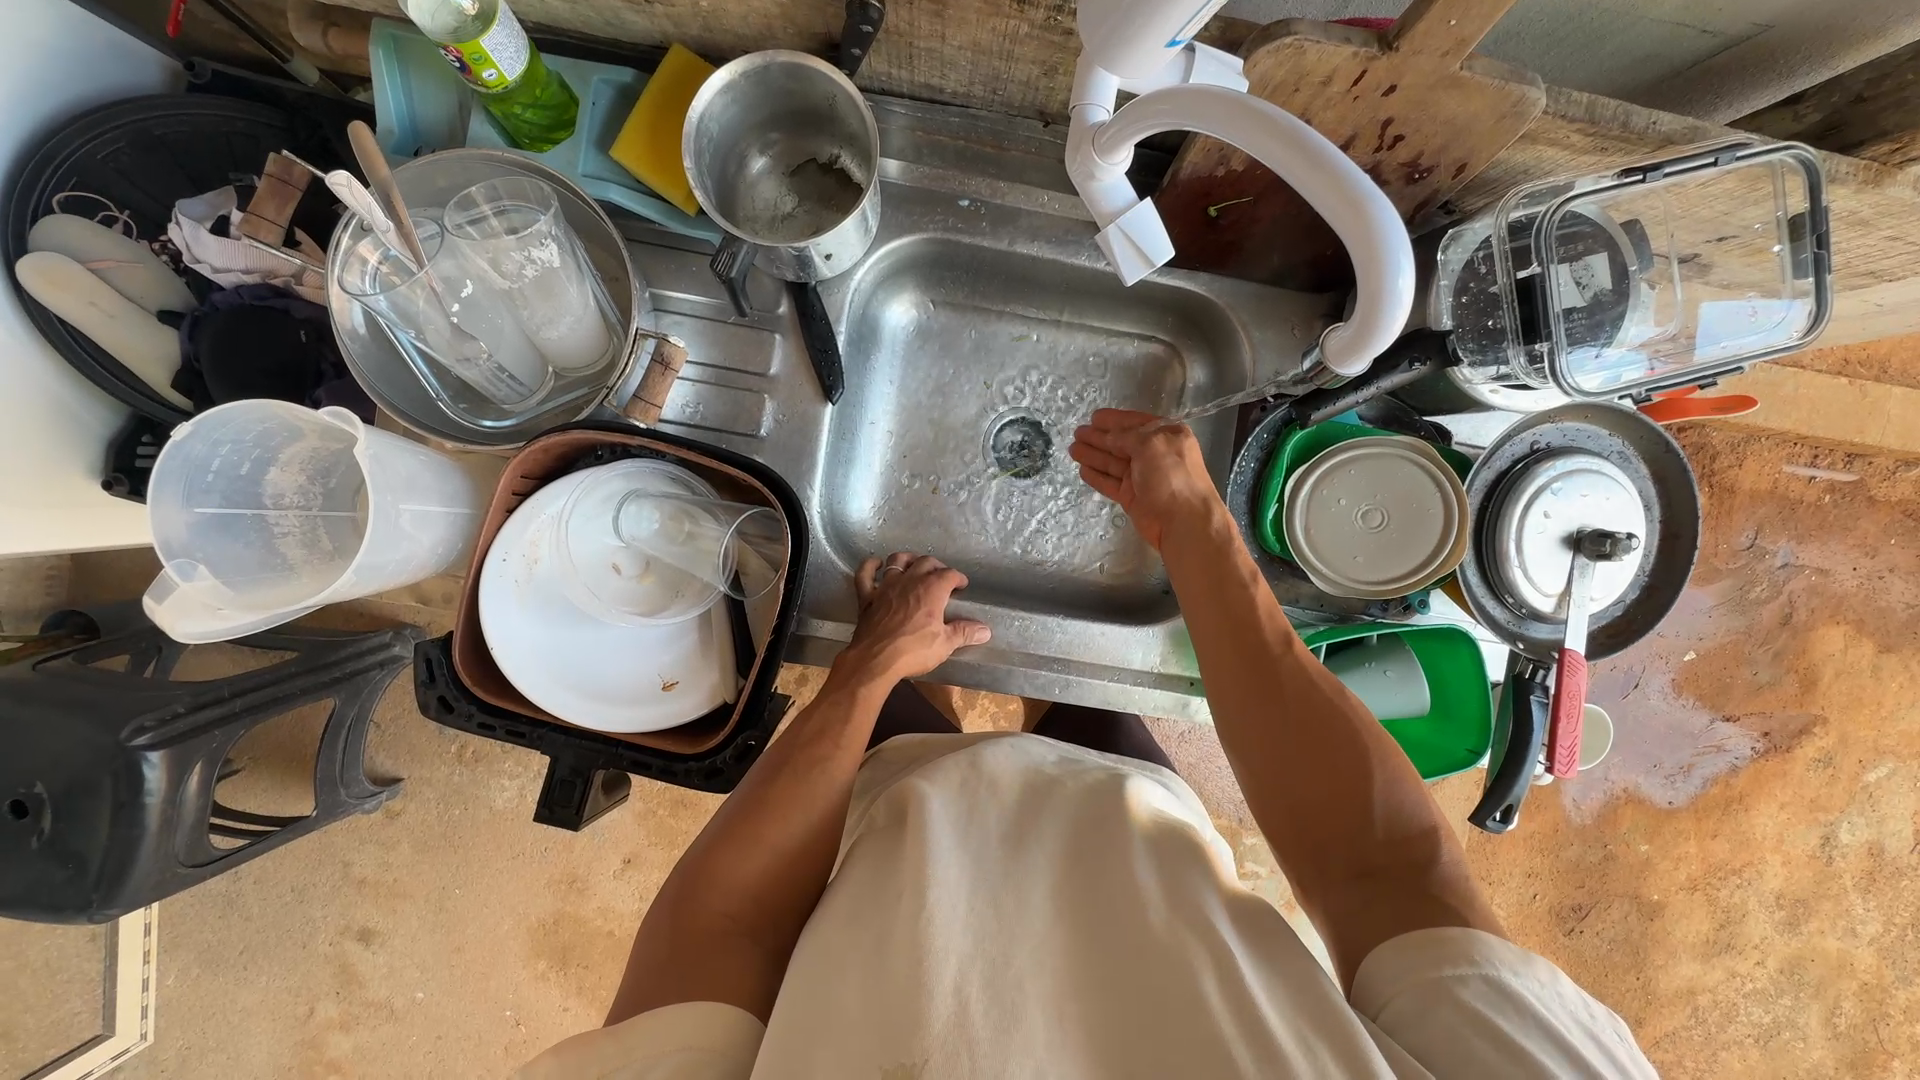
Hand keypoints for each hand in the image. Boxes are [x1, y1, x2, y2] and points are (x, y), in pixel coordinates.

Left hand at [837, 553, 990, 685]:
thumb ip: (964, 633)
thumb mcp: (945, 644)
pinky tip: (876, 563)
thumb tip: (985, 630)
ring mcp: (886, 587)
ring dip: (908, 559)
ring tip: (914, 564)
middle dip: (937, 566)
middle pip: (925, 562)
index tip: (962, 585)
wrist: (875, 660)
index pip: (949, 574)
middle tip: (942, 576)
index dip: (958, 577)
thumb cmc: (913, 651)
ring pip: (897, 561)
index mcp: (931, 590)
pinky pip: (865, 574)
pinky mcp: (867, 597)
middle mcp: (909, 581)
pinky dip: (870, 566)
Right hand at [1069, 408, 1225, 550]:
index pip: (1136, 423)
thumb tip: (1107, 436)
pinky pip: (1111, 483)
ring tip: (1073, 449)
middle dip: (1099, 437)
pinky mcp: (1132, 497)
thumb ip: (1126, 437)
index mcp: (1166, 436)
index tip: (1094, 417)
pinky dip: (1097, 476)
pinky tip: (1083, 470)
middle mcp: (1154, 455)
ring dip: (1093, 455)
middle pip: (1121, 443)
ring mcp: (1143, 477)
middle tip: (1077, 433)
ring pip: (1113, 463)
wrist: (1183, 520)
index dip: (1114, 420)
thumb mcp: (1150, 445)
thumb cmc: (1171, 475)